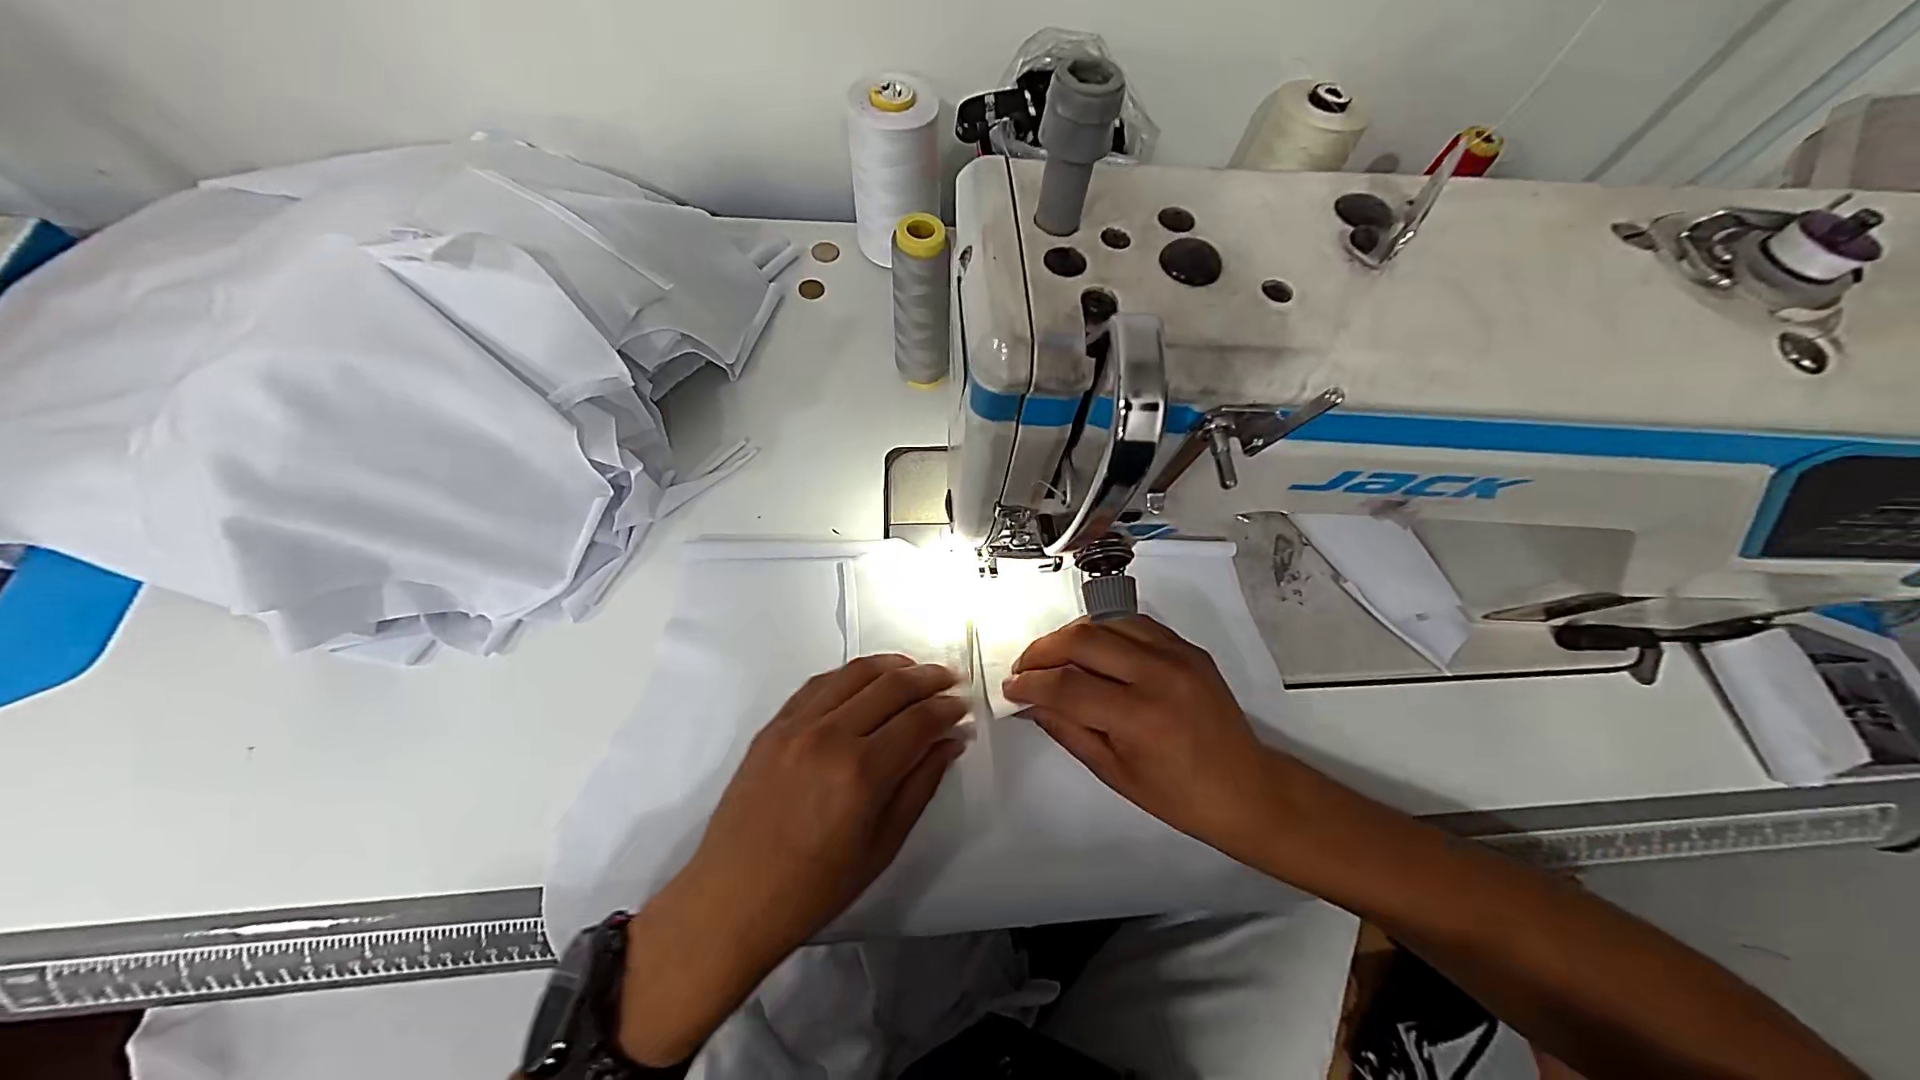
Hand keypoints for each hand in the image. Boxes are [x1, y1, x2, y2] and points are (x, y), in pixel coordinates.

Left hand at [616, 655, 966, 1064]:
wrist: (734, 898)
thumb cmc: (816, 887)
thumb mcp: (883, 845)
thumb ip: (920, 784)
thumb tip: (950, 741)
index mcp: (862, 772)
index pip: (919, 719)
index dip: (947, 708)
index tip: (963, 706)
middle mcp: (830, 736)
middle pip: (891, 686)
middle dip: (928, 678)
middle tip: (950, 679)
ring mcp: (796, 726)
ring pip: (854, 674)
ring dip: (891, 666)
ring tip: (914, 670)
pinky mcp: (772, 726)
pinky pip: (817, 684)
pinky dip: (849, 675)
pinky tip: (865, 680)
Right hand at [1003, 616, 1289, 861]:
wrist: (1247, 789)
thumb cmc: (1183, 796)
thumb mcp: (1114, 772)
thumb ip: (1068, 730)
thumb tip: (1033, 703)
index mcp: (1141, 717)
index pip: (1066, 685)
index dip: (1030, 684)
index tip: (1012, 688)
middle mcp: (1160, 676)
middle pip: (1082, 640)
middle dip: (1042, 650)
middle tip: (1025, 668)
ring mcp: (1178, 656)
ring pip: (1107, 621)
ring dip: (1070, 635)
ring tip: (1052, 655)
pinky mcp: (1188, 649)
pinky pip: (1135, 623)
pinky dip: (1105, 629)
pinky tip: (1091, 647)